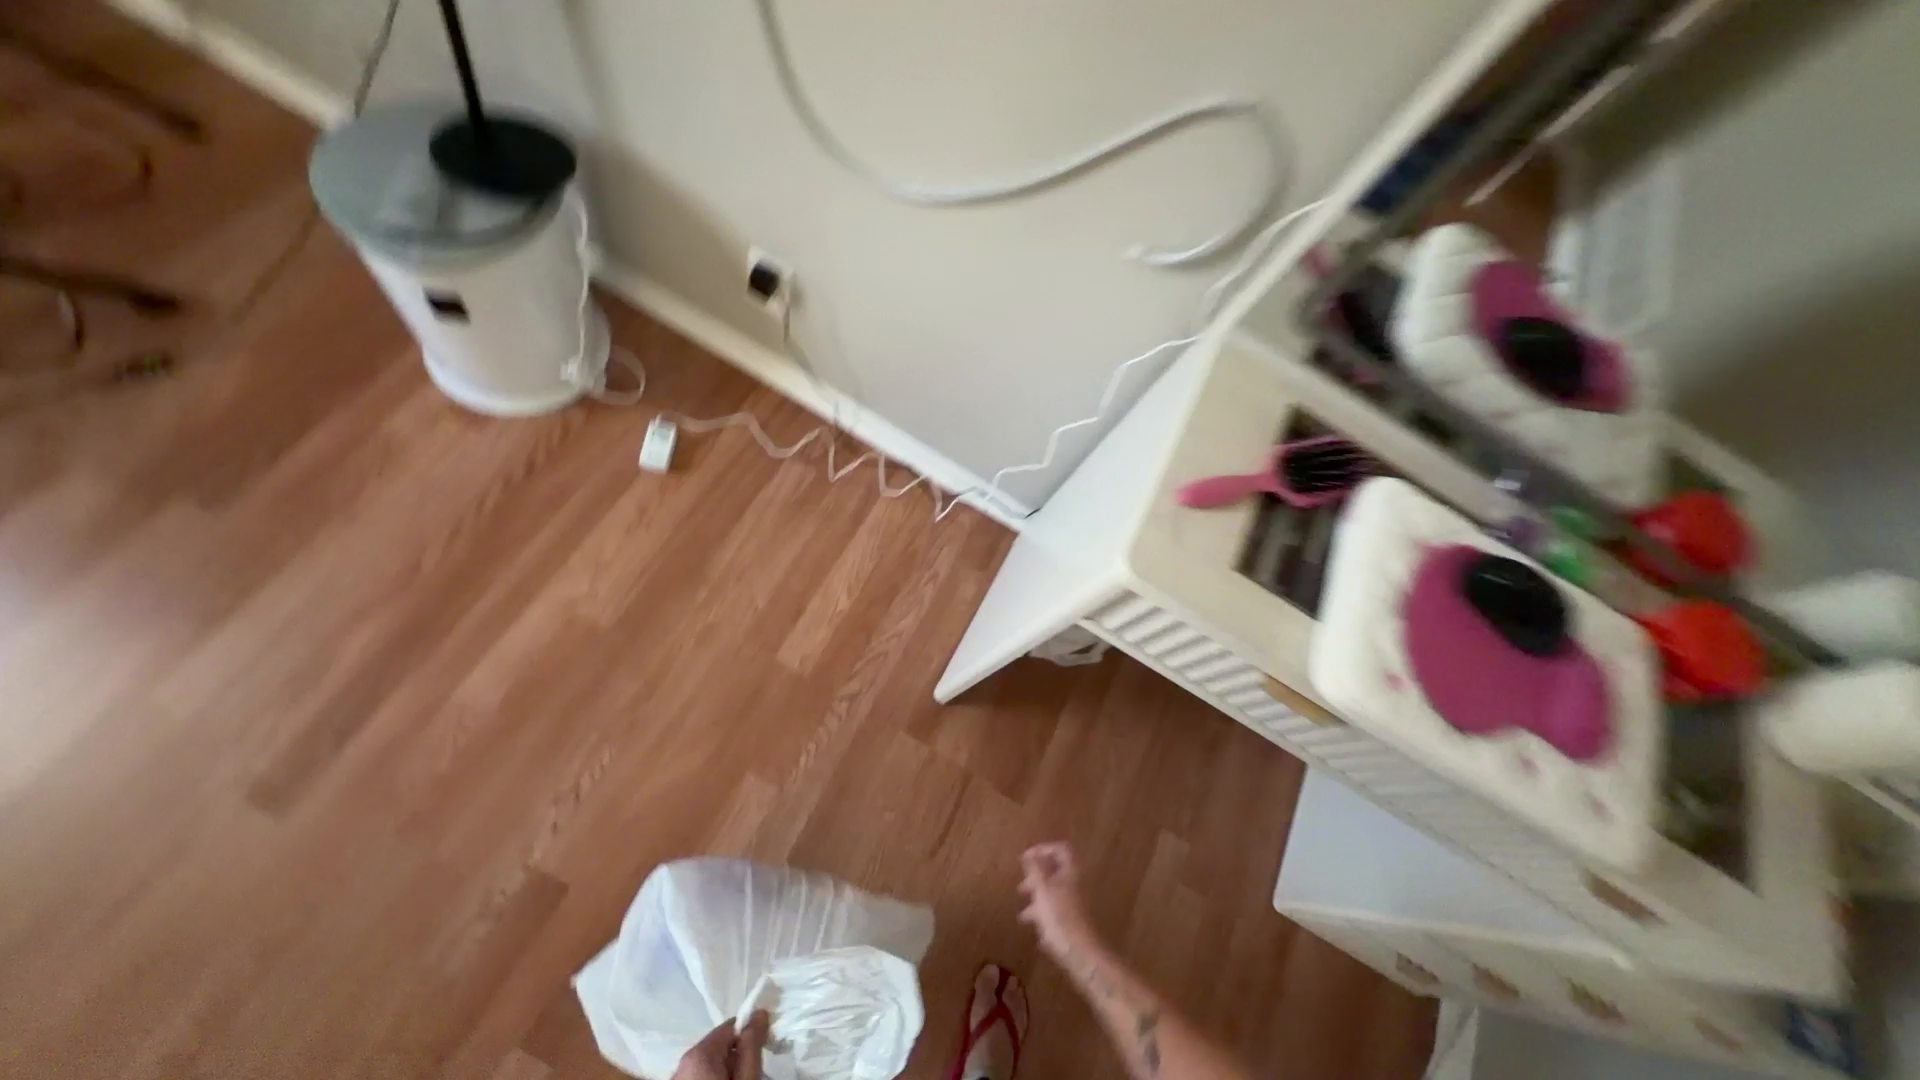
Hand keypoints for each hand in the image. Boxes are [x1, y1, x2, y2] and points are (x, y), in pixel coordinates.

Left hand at [672, 1011, 769, 1079]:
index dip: (751, 1031)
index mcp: (699, 1052)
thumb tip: (759, 1013)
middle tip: (754, 1070)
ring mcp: (676, 1076)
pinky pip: (698, 1073)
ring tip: (740, 1078)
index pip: (731, 1025)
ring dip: (726, 1066)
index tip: (766, 1043)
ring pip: (709, 1061)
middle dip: (738, 1052)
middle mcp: (682, 1060)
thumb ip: (751, 1047)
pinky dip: (712, 1076)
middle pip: (719, 1044)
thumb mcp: (745, 1079)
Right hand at [1019, 842, 1099, 959]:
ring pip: (1053, 893)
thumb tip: (1030, 853)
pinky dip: (1042, 916)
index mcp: (1069, 873)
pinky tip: (1033, 928)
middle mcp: (1073, 885)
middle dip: (1036, 877)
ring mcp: (1074, 904)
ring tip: (1022, 914)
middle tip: (1021, 887)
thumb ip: (1036, 870)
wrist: (1080, 953)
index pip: (1061, 849)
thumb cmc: (1059, 918)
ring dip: (1036, 899)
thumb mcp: (1042, 890)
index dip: (1043, 849)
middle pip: (1055, 872)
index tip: (1025, 858)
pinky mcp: (1071, 922)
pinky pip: (1054, 912)